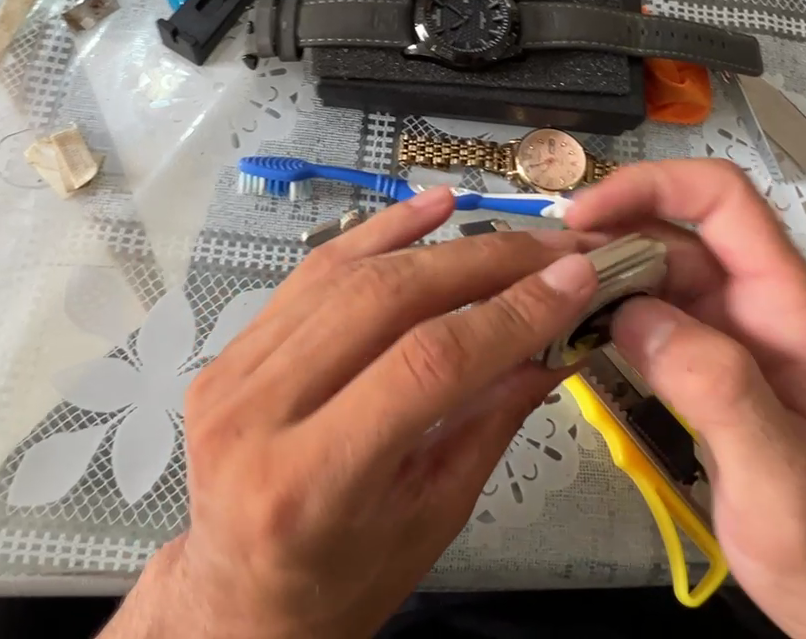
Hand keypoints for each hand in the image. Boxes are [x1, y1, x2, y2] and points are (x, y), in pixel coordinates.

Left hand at [108, 188, 601, 638]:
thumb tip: (559, 340)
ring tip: (512, 233)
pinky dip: (379, 233)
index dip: (509, 314)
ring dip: (441, 245)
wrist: (237, 598)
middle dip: (484, 265)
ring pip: (349, 274)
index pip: (425, 366)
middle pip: (385, 302)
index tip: (575, 279)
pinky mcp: (230, 348)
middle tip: (554, 250)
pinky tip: (432, 207)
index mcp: (308, 483)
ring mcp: (232, 371)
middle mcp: (257, 413)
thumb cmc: (341, 581)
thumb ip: (491, 419)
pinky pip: (314, 271)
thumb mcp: (431, 516)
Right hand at [567, 159, 805, 638]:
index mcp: (791, 309)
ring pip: (657, 274)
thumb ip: (720, 391)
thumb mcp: (783, 484)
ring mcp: (734, 338)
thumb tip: (634, 314)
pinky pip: (651, 319)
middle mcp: (761, 307)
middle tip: (543, 276)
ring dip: (601, 277)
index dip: (652, 188)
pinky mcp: (709, 369)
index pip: (724, 202)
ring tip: (546, 304)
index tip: (581, 219)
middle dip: (609, 237)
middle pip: (678, 233)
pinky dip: (608, 316)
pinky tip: (573, 337)